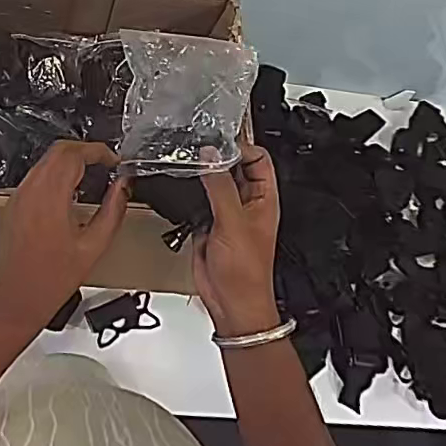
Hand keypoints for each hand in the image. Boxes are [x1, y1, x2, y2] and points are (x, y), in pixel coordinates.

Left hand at [0, 141, 130, 326]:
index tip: (113, 159)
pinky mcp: (15, 204)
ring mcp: (19, 197)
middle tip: (106, 162)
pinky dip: (57, 173)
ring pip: (46, 160)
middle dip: (85, 150)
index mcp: (50, 200)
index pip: (73, 155)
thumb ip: (113, 210)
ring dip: (70, 160)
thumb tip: (123, 187)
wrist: (20, 297)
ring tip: (92, 174)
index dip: (97, 151)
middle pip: (58, 151)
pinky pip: (37, 175)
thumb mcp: (94, 245)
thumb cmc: (51, 279)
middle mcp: (30, 193)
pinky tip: (72, 190)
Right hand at [193, 143, 280, 335]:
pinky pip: (198, 200)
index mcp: (264, 199)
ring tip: (188, 161)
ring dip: (202, 174)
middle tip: (199, 147)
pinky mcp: (207, 224)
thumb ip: (220, 187)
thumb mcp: (233, 222)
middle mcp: (246, 203)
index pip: (258, 159)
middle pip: (234, 167)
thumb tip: (211, 157)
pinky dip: (190, 192)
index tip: (219, 141)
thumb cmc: (247, 273)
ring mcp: (226, 213)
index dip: (241, 146)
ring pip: (214, 183)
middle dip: (218, 156)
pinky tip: (181, 184)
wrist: (230, 303)